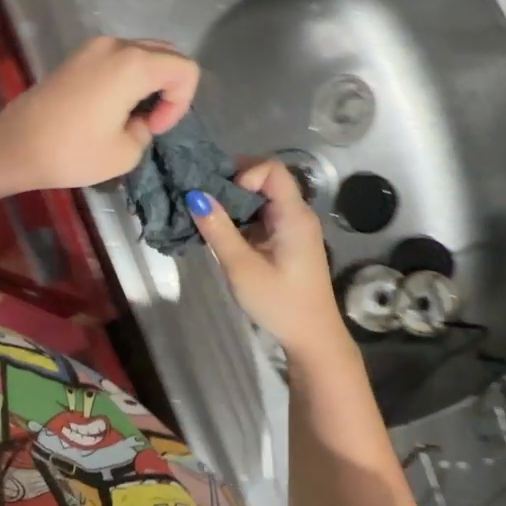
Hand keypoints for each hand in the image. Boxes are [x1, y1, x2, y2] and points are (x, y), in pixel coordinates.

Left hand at [0, 37, 197, 198]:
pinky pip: (114, 61)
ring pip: (139, 55)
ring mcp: (90, 48)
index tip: (154, 130)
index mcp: (134, 63)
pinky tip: (108, 109)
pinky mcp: (73, 59)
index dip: (180, 103)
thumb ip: (145, 131)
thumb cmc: (70, 153)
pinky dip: (123, 79)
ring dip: (145, 83)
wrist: (12, 148)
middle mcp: (114, 45)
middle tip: (148, 123)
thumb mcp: (124, 153)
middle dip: (167, 88)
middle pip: (164, 55)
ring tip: (127, 118)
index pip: (184, 70)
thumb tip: (137, 120)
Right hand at [188, 158, 350, 358]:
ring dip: (230, 203)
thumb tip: (194, 195)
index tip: (218, 198)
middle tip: (198, 201)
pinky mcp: (283, 242)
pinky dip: (237, 219)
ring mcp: (290, 228)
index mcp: (294, 216)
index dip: (242, 174)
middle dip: (230, 184)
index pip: (271, 169)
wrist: (311, 336)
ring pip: (259, 200)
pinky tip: (217, 234)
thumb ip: (218, 230)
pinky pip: (259, 218)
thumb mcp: (242, 268)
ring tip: (202, 218)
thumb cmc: (279, 302)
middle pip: (264, 180)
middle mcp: (296, 215)